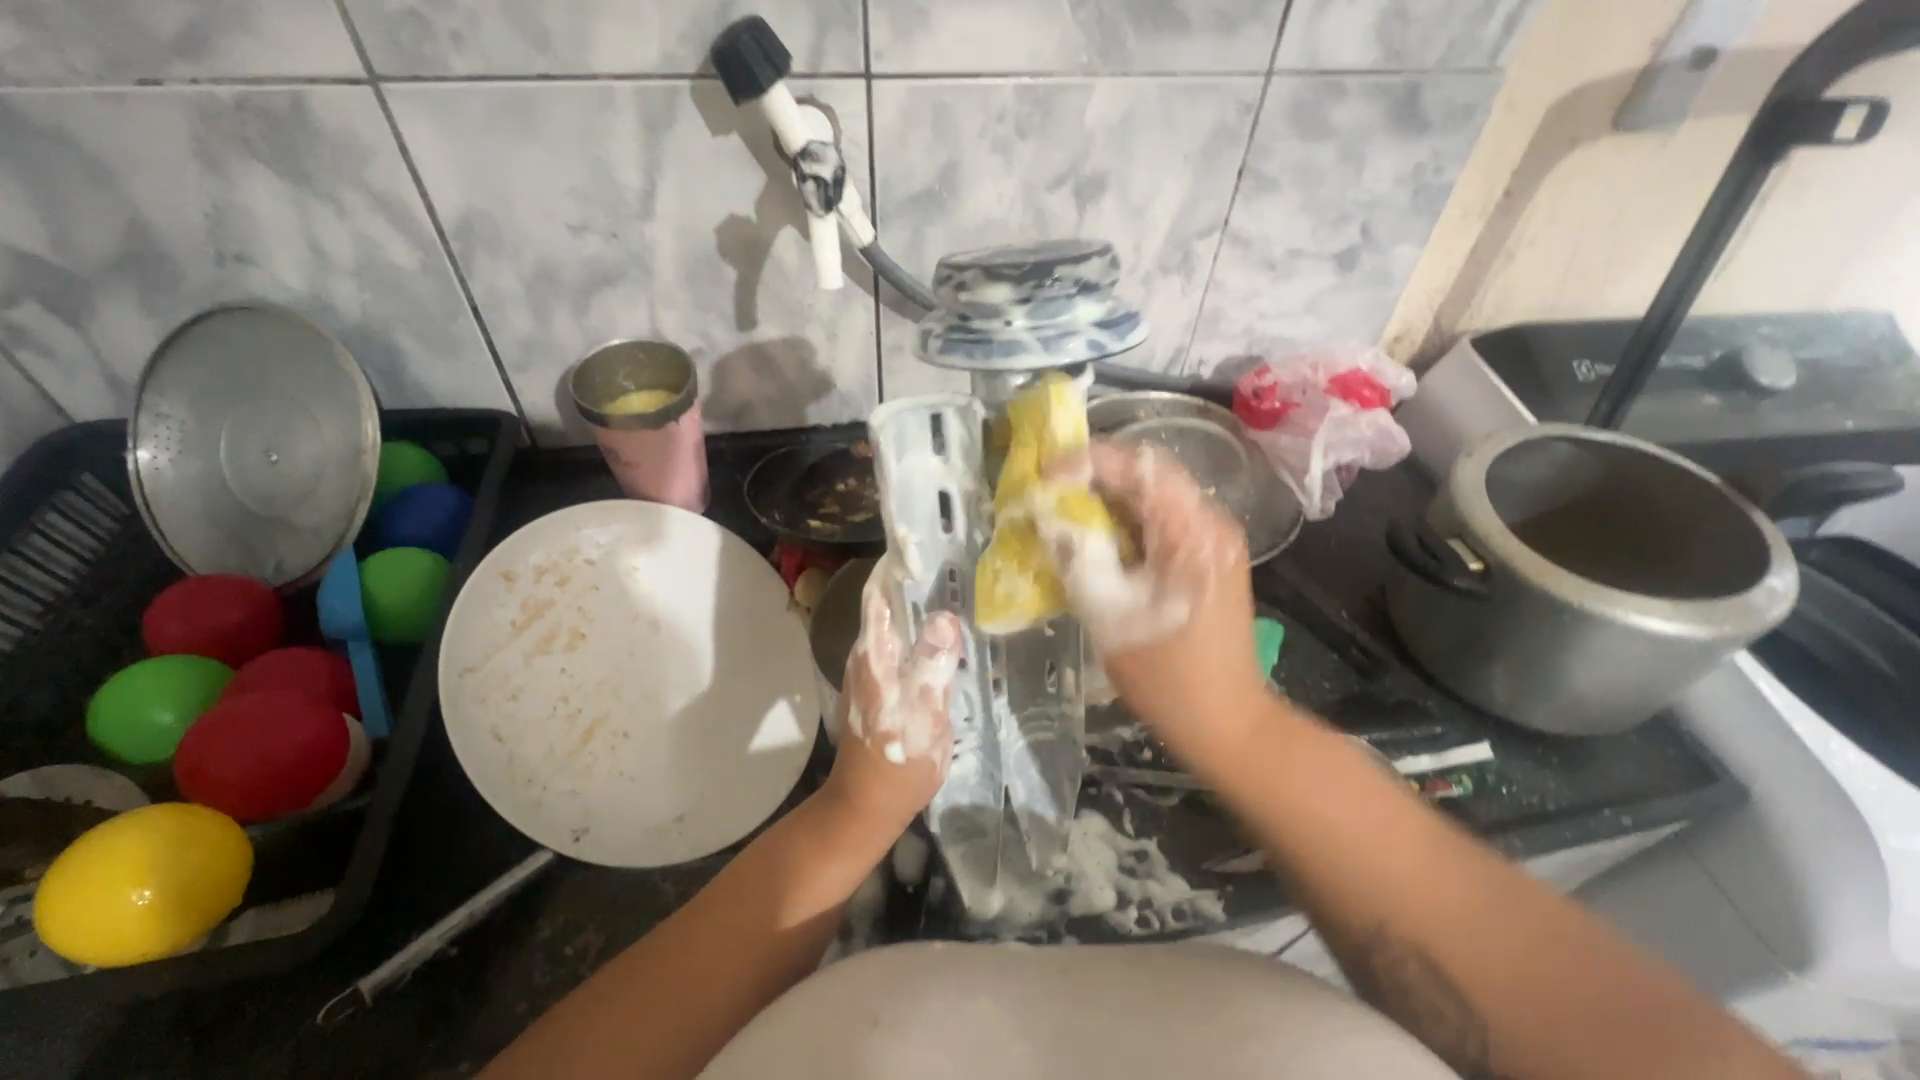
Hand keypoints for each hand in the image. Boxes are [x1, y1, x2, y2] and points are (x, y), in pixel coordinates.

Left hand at [820, 567, 962, 837]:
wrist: (865, 807)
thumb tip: (944, 616)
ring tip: (961, 593)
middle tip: (961, 563)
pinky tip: (949, 640)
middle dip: (918, 581)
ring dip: (921, 608)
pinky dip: (921, 635)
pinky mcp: (879, 689)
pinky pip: (900, 647)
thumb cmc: (897, 762)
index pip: (880, 593)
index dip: (899, 564)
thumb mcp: (925, 715)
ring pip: (895, 626)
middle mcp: (866, 656)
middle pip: (888, 604)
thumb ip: (933, 665)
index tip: (930, 541)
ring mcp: (870, 673)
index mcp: (874, 654)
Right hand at [1037, 442, 1272, 763]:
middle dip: (1095, 479)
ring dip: (1110, 501)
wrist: (1228, 722)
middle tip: (1048, 491)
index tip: (1044, 474)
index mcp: (1192, 530)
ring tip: (1064, 513)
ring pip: (1156, 500)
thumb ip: (1075, 555)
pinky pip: (1164, 525)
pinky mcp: (1210, 562)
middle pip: (1150, 477)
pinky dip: (1127, 525)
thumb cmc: (1167, 675)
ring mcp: (1216, 542)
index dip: (1088, 460)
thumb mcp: (1108, 613)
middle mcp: (1211, 524)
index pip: (1141, 466)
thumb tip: (1047, 515)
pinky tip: (1097, 543)